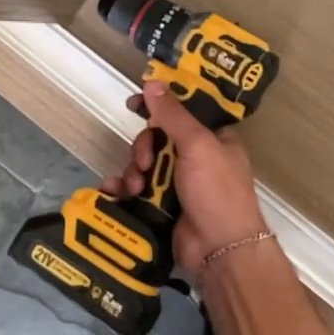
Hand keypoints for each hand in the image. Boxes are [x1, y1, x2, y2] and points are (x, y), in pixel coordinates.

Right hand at [100, 80, 268, 283]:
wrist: (219, 251)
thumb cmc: (217, 191)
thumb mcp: (198, 145)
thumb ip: (173, 115)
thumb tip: (152, 82)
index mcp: (214, 137)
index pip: (184, 110)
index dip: (160, 104)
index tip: (136, 103)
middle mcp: (197, 157)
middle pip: (157, 137)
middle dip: (144, 147)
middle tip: (145, 162)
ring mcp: (179, 183)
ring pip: (144, 163)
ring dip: (134, 170)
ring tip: (136, 186)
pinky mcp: (163, 206)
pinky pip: (137, 189)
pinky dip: (124, 189)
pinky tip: (114, 192)